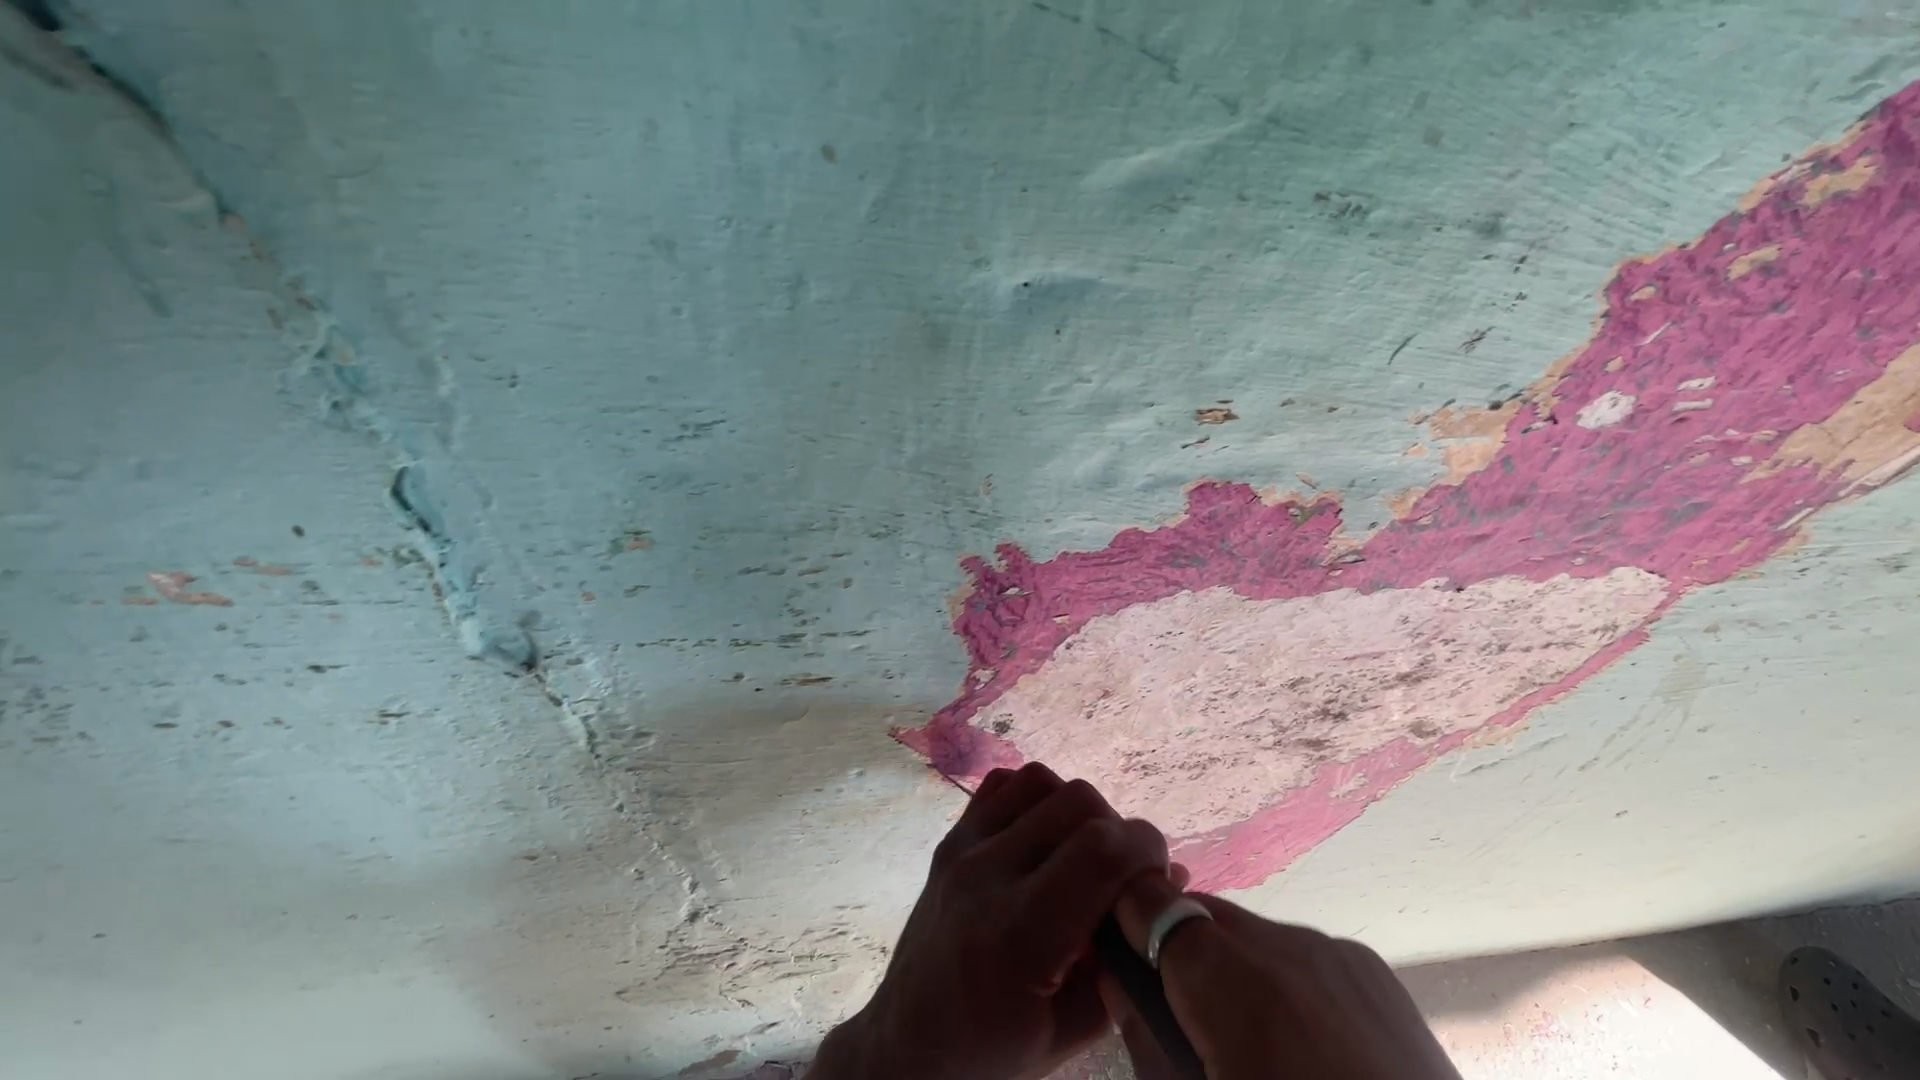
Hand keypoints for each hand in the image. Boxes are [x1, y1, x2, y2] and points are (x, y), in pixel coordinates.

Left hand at [813, 762, 1170, 1079]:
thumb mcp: (1076, 1027)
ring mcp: (961, 848)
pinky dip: (1033, 798)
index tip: (1159, 874)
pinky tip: (1043, 839)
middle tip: (1123, 873)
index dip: (1146, 849)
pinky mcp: (948, 840)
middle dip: (1118, 830)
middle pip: (1077, 803)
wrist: (908, 1044)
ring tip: (1082, 854)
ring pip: (1040, 781)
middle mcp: (986, 874)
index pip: (1101, 851)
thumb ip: (1127, 956)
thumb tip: (1173, 882)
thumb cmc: (995, 1049)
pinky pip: (1000, 785)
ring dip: (1076, 809)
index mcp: (1020, 932)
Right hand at [1104, 875, 1459, 1079]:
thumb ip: (1145, 1038)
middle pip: (1199, 915)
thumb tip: (1115, 980)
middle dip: (1176, 947)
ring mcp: (1335, 951)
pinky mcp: (1374, 970)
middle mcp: (1282, 942)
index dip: (1122, 914)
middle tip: (1181, 1017)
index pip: (1149, 899)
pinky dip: (1282, 982)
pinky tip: (1304, 1047)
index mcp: (1231, 980)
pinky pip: (1299, 954)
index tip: (1111, 946)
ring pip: (1250, 934)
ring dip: (1231, 967)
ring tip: (1251, 1044)